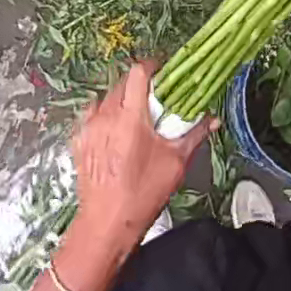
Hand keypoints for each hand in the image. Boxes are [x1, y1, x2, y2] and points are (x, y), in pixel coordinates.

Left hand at [70, 61, 212, 248]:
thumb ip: (194, 135)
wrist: (107, 223)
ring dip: (120, 99)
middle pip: (121, 83)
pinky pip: (91, 115)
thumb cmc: (143, 194)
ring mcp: (89, 128)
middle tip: (154, 96)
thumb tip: (211, 120)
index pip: (137, 74)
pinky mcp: (79, 140)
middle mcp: (106, 117)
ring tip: (134, 114)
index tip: (162, 71)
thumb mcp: (175, 163)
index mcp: (130, 118)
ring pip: (105, 98)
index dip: (151, 67)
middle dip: (138, 84)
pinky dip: (104, 115)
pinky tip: (115, 130)